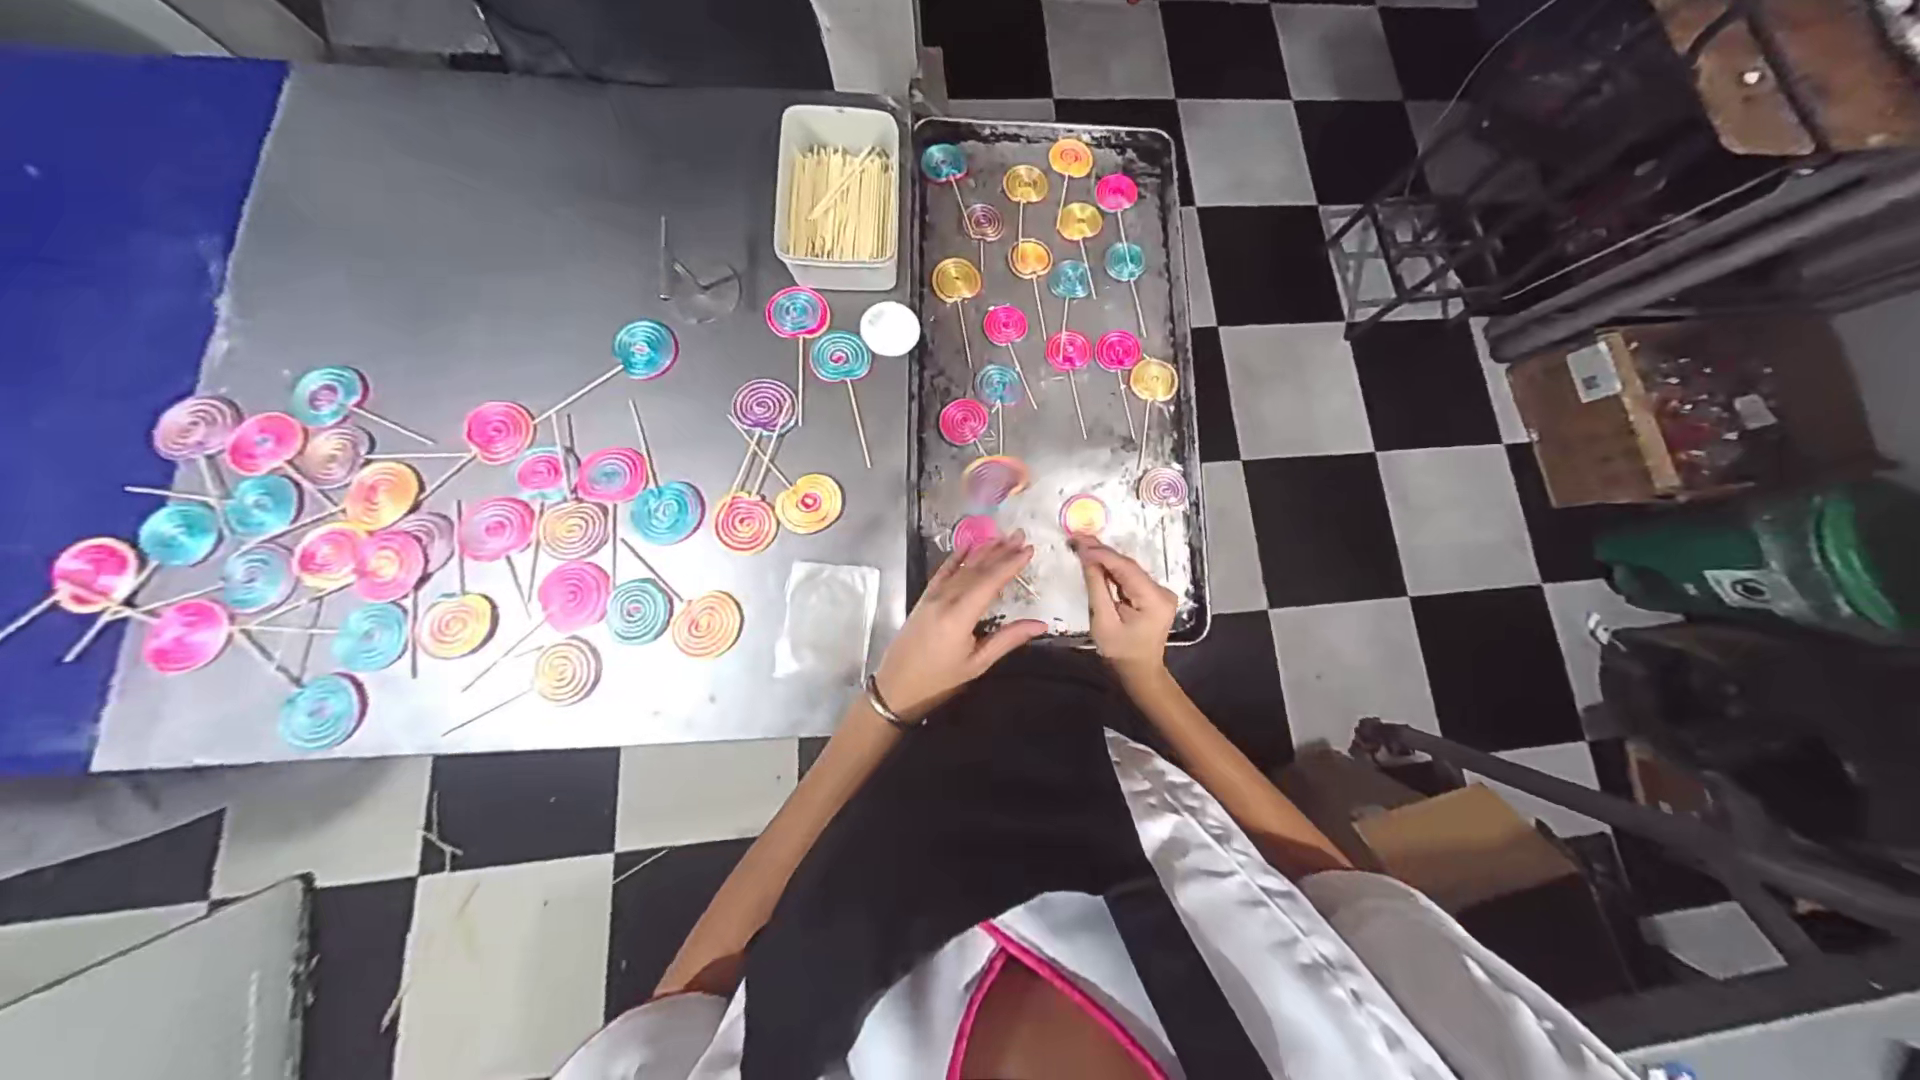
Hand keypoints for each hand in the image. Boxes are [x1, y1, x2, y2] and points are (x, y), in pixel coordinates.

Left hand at [872, 531, 1047, 720]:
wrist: (895, 688)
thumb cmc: (939, 681)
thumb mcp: (977, 665)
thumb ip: (1008, 640)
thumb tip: (1041, 624)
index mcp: (959, 616)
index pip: (990, 582)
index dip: (1010, 564)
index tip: (1028, 549)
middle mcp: (945, 599)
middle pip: (977, 570)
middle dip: (1000, 551)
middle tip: (1021, 535)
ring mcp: (932, 597)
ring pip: (961, 567)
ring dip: (982, 550)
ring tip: (1002, 536)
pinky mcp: (924, 599)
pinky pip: (942, 572)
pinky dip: (955, 557)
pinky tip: (968, 545)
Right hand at [1072, 535, 1176, 674]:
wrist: (1139, 671)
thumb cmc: (1120, 652)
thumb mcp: (1103, 621)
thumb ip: (1097, 586)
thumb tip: (1087, 557)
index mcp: (1154, 599)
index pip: (1125, 568)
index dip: (1101, 553)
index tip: (1079, 541)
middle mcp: (1162, 591)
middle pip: (1128, 566)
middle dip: (1101, 552)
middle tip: (1077, 538)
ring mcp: (1159, 592)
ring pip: (1128, 569)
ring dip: (1105, 558)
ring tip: (1082, 545)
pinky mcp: (1153, 594)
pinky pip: (1129, 577)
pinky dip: (1112, 570)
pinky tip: (1095, 560)